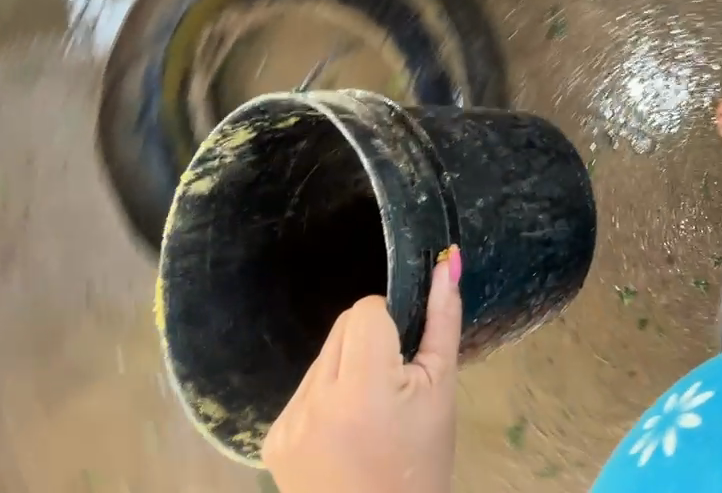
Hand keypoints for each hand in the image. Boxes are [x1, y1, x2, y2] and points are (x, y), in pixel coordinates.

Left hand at [264, 246, 462, 492]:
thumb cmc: (422, 461)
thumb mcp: (443, 387)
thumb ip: (443, 319)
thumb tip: (450, 260)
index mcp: (360, 386)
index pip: (365, 310)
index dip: (392, 322)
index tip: (407, 356)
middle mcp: (313, 400)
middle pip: (343, 328)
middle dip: (371, 342)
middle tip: (395, 384)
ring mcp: (286, 422)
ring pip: (324, 356)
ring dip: (349, 366)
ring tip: (371, 409)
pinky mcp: (271, 440)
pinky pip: (306, 389)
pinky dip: (328, 395)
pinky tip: (345, 429)